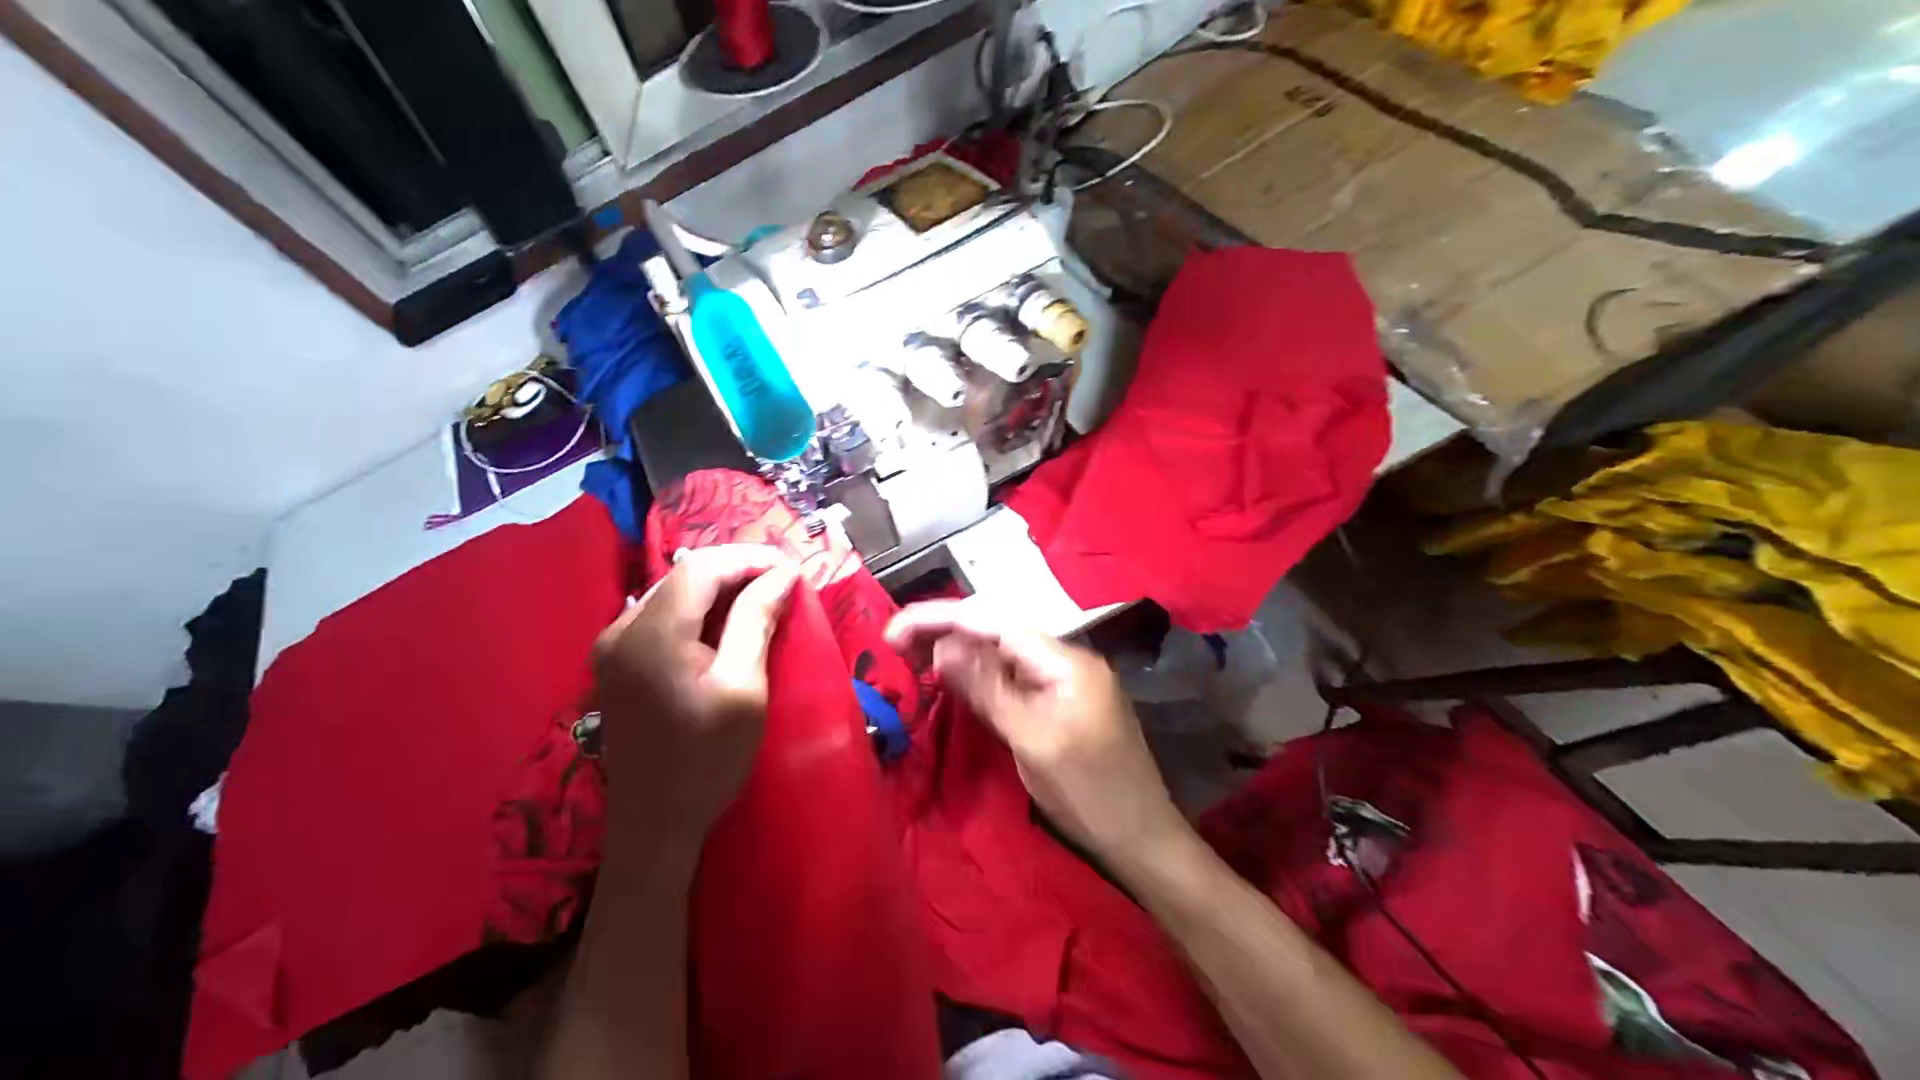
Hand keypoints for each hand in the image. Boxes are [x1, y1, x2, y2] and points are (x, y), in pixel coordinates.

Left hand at [594, 545, 799, 845]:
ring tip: (761, 597)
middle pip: (683, 575)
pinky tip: (722, 623)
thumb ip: (756, 621)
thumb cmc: (706, 761)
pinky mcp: (614, 664)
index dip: (749, 558)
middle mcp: (621, 630)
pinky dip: (696, 609)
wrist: (653, 826)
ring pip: (670, 592)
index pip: (702, 567)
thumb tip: (781, 574)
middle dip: (736, 569)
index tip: (792, 569)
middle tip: (782, 582)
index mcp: (652, 634)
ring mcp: (611, 647)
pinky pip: (658, 616)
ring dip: (717, 588)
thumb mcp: (744, 688)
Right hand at [885, 599, 1186, 863]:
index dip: (941, 618)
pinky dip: (979, 673)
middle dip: (945, 629)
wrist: (1141, 838)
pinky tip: (953, 675)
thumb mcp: (1032, 740)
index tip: (894, 628)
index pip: (994, 622)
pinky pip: (1012, 675)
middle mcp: (1066, 658)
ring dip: (959, 648)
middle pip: (997, 629)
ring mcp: (1064, 679)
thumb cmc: (1090, 793)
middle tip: (894, 642)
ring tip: (911, 652)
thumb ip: (988, 688)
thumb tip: (943, 645)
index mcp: (1066, 660)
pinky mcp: (1058, 699)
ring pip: (1002, 651)